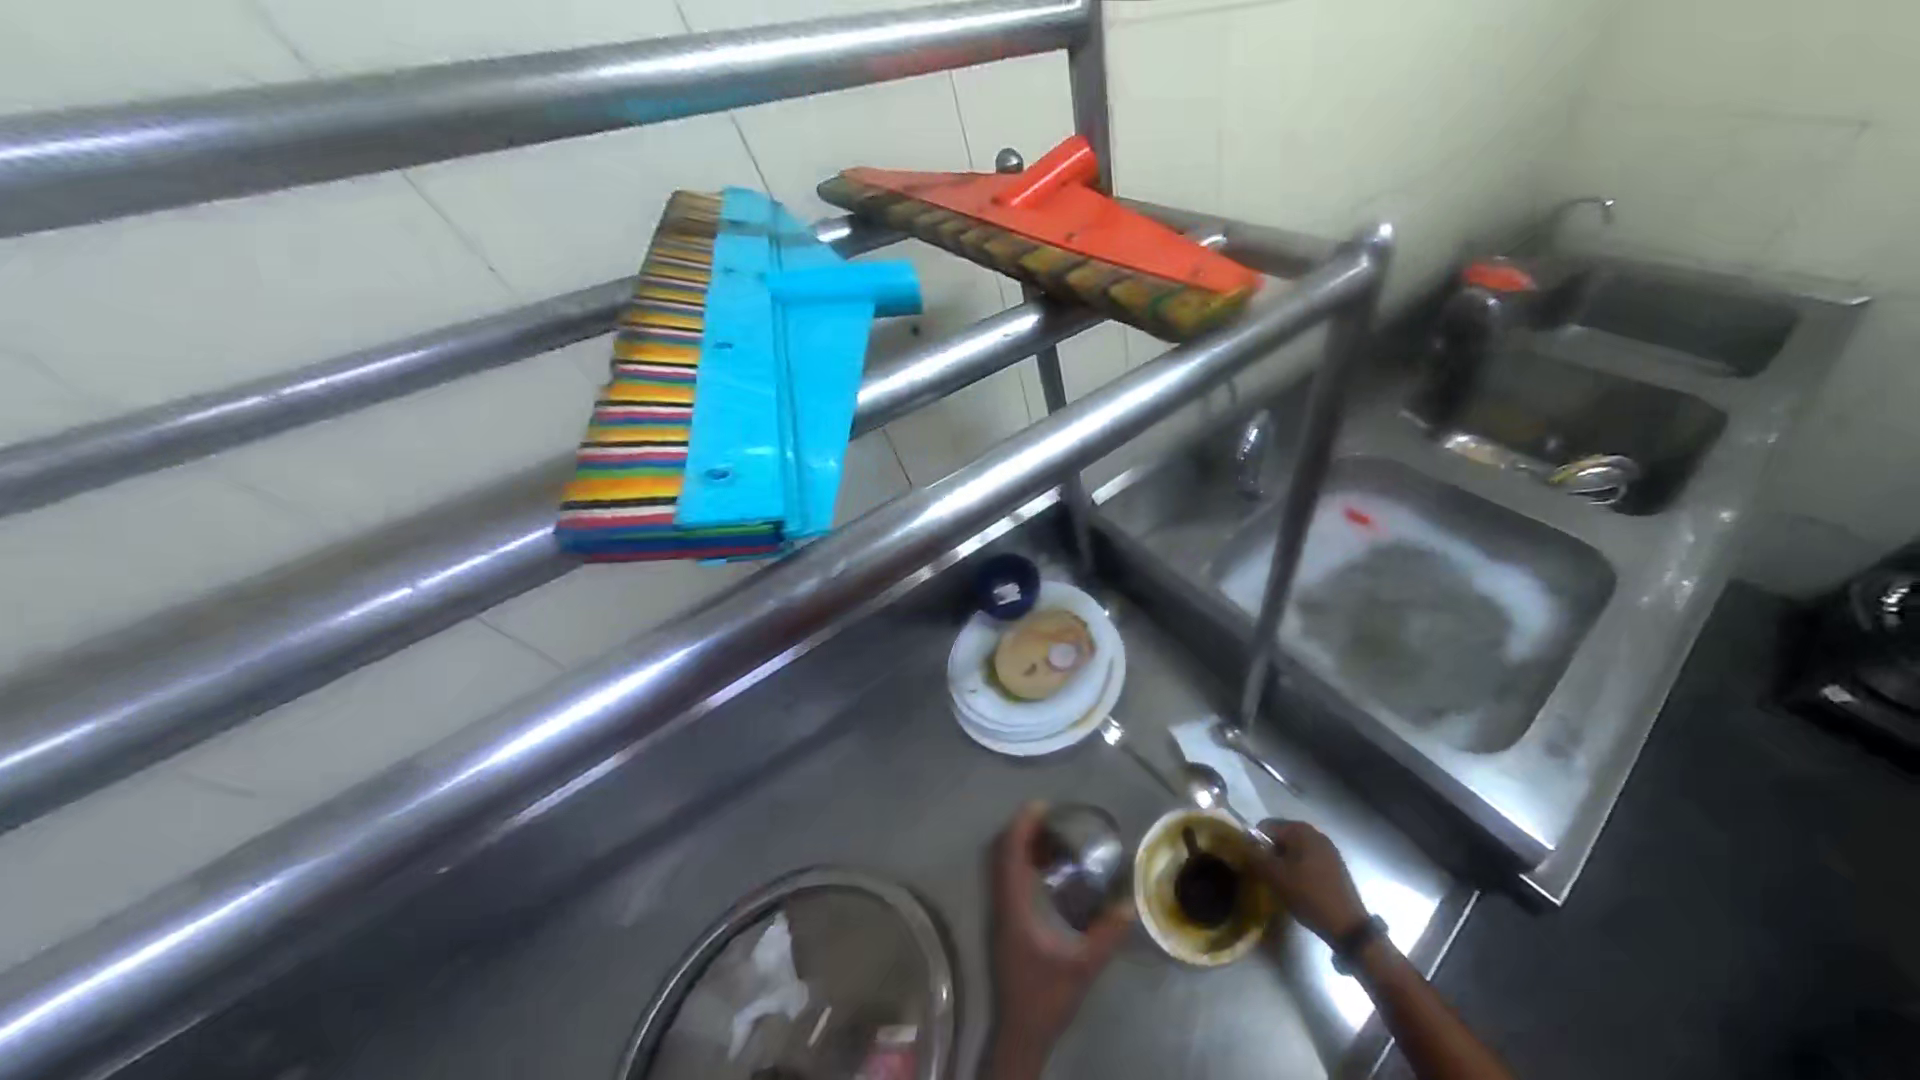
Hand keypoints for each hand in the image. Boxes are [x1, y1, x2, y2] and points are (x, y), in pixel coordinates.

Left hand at [985, 802, 1132, 1079]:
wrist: (1021, 1031)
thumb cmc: (1047, 998)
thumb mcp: (1082, 968)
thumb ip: (1106, 937)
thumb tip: (1128, 904)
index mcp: (1014, 910)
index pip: (1011, 857)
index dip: (1021, 827)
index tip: (1039, 806)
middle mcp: (1002, 906)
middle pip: (1001, 855)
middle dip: (1020, 830)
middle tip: (1046, 814)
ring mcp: (1000, 916)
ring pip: (1001, 868)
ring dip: (1019, 845)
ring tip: (1046, 833)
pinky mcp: (1006, 924)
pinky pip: (1007, 880)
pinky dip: (1020, 863)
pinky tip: (1043, 868)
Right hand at [1251, 820, 1370, 943]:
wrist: (1348, 926)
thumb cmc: (1309, 895)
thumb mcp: (1275, 876)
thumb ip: (1255, 856)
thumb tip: (1243, 844)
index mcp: (1301, 830)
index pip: (1266, 826)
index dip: (1255, 843)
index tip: (1254, 864)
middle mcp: (1315, 833)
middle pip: (1281, 836)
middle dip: (1271, 852)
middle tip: (1267, 874)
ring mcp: (1328, 849)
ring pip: (1294, 849)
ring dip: (1284, 861)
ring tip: (1282, 883)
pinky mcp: (1335, 865)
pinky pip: (1308, 859)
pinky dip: (1298, 868)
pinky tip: (1299, 887)